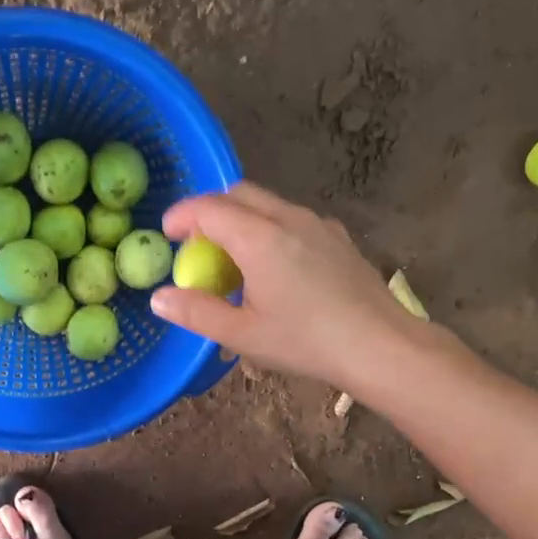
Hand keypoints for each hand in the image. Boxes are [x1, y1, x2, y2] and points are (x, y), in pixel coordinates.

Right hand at [150, 183, 428, 385]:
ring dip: (240, 219)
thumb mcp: (243, 335)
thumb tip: (159, 299)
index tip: (165, 233)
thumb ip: (197, 313)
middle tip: (195, 243)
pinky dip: (268, 229)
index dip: (182, 215)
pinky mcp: (337, 238)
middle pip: (239, 194)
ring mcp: (317, 225)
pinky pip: (292, 219)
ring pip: (268, 205)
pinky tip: (272, 267)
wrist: (378, 344)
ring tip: (231, 258)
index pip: (210, 208)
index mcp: (260, 239)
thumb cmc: (305, 342)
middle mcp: (288, 219)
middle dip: (210, 210)